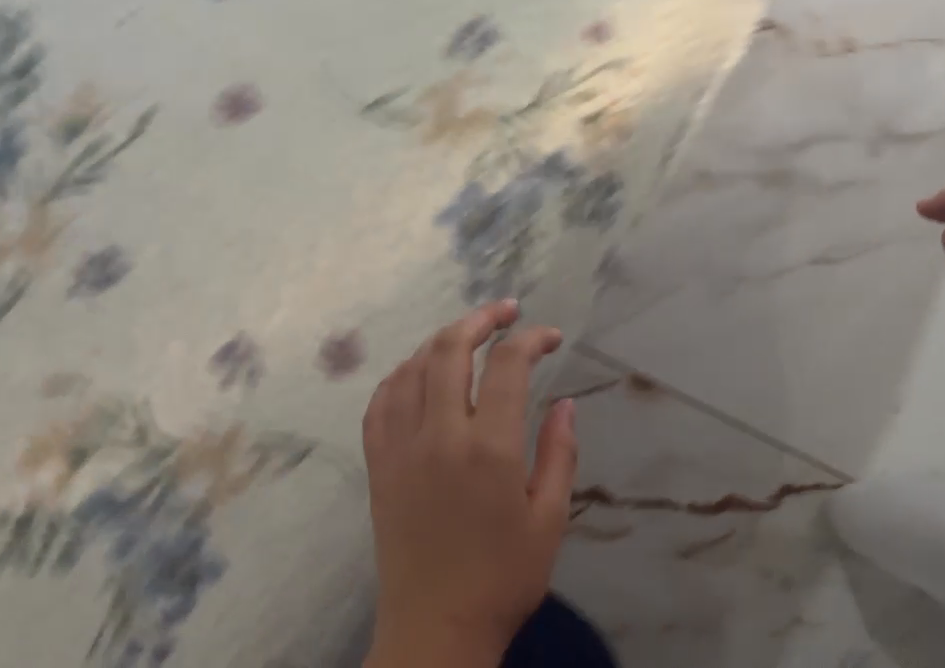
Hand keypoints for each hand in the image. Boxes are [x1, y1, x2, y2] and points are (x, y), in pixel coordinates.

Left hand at [361, 300, 576, 667]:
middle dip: (482, 319)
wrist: (434, 633)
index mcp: (489, 448)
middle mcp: (439, 437)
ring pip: (412, 368)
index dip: (532, 338)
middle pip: (450, 350)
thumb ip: (559, 452)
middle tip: (509, 311)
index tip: (552, 337)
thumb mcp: (549, 517)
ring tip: (469, 334)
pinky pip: (380, 403)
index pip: (507, 364)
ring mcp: (401, 450)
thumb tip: (565, 402)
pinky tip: (419, 371)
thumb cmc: (504, 578)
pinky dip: (401, 374)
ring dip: (442, 339)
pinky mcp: (378, 468)